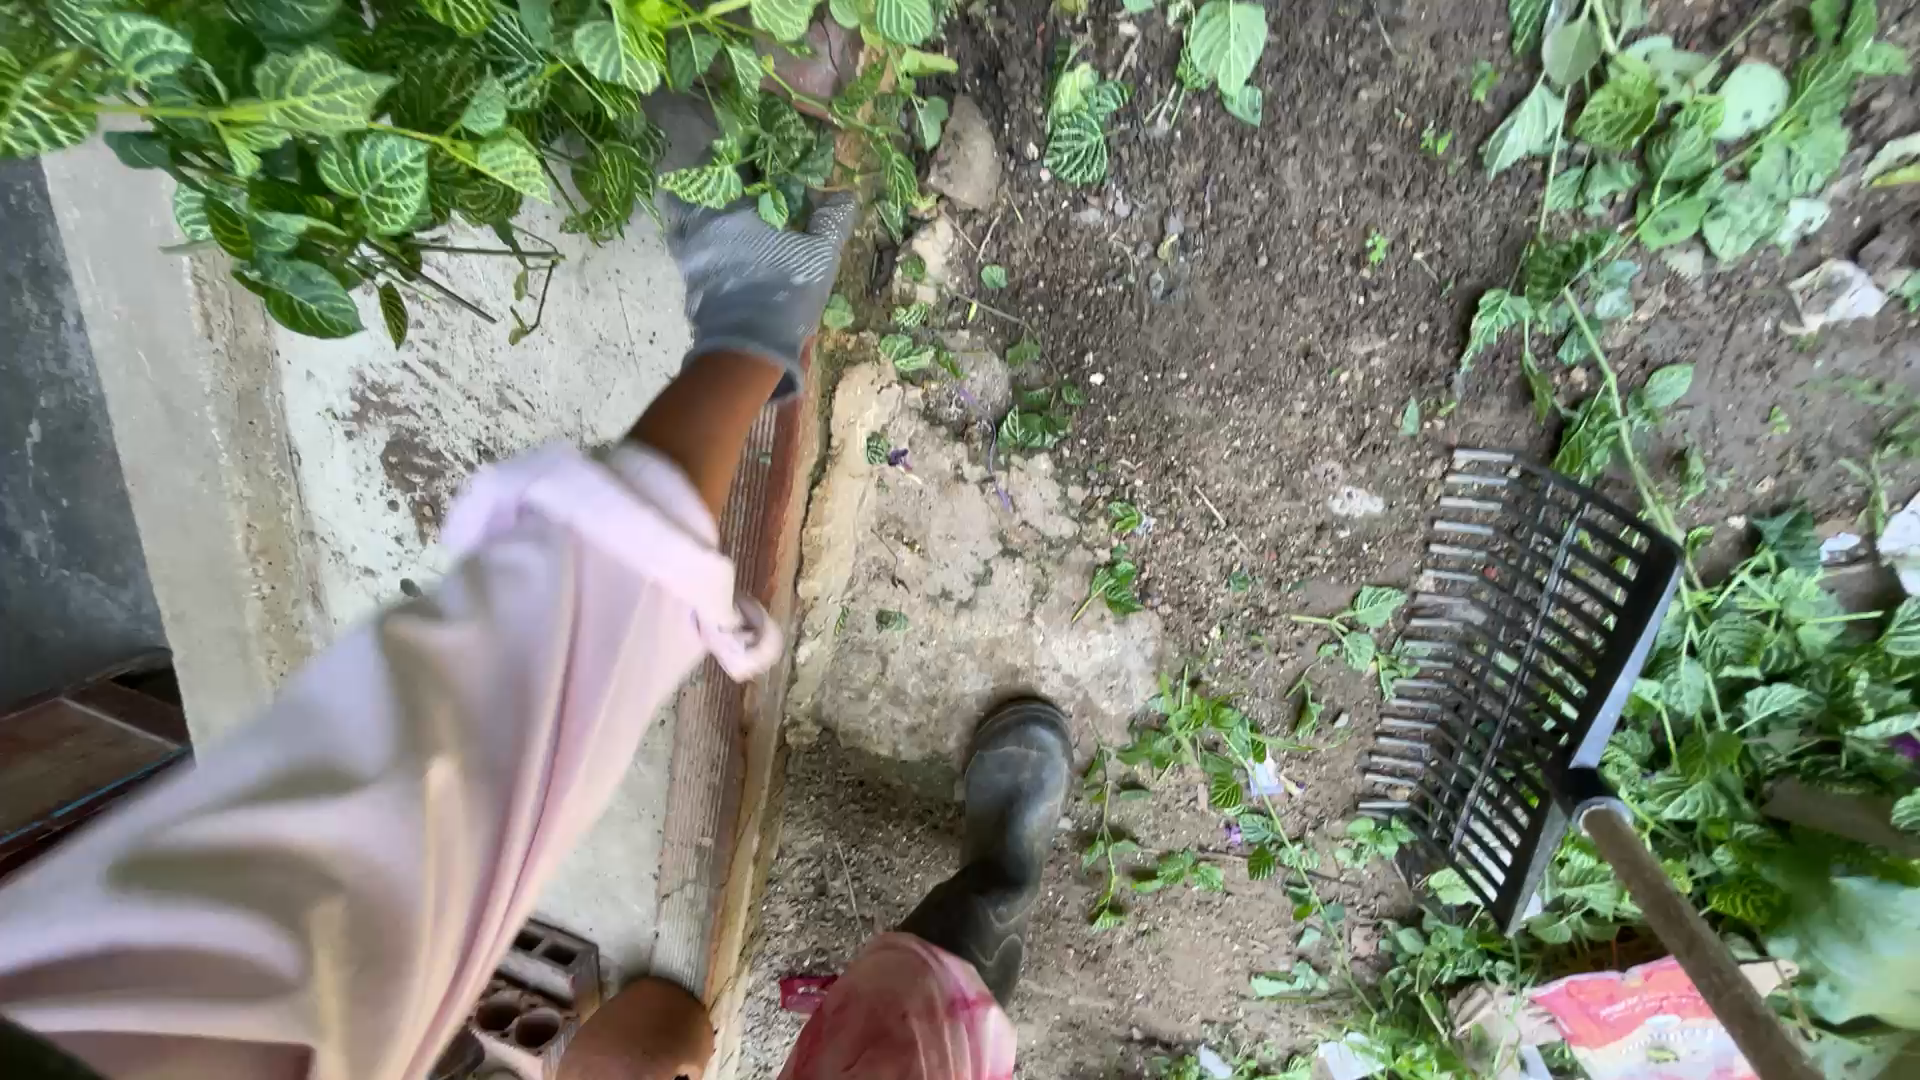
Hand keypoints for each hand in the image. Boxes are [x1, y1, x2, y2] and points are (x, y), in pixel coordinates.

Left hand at [651, 96, 856, 400]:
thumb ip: (831, 220)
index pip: (737, 159)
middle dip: (723, 174)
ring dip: (704, 202)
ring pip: (686, 207)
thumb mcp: (819, 255)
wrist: (748, 346)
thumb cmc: (785, 293)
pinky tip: (720, 242)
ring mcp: (689, 245)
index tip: (765, 157)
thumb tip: (846, 194)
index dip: (751, 154)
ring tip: (728, 211)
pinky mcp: (686, 273)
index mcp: (736, 202)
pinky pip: (685, 238)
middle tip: (745, 182)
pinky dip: (698, 232)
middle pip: (704, 179)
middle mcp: (704, 216)